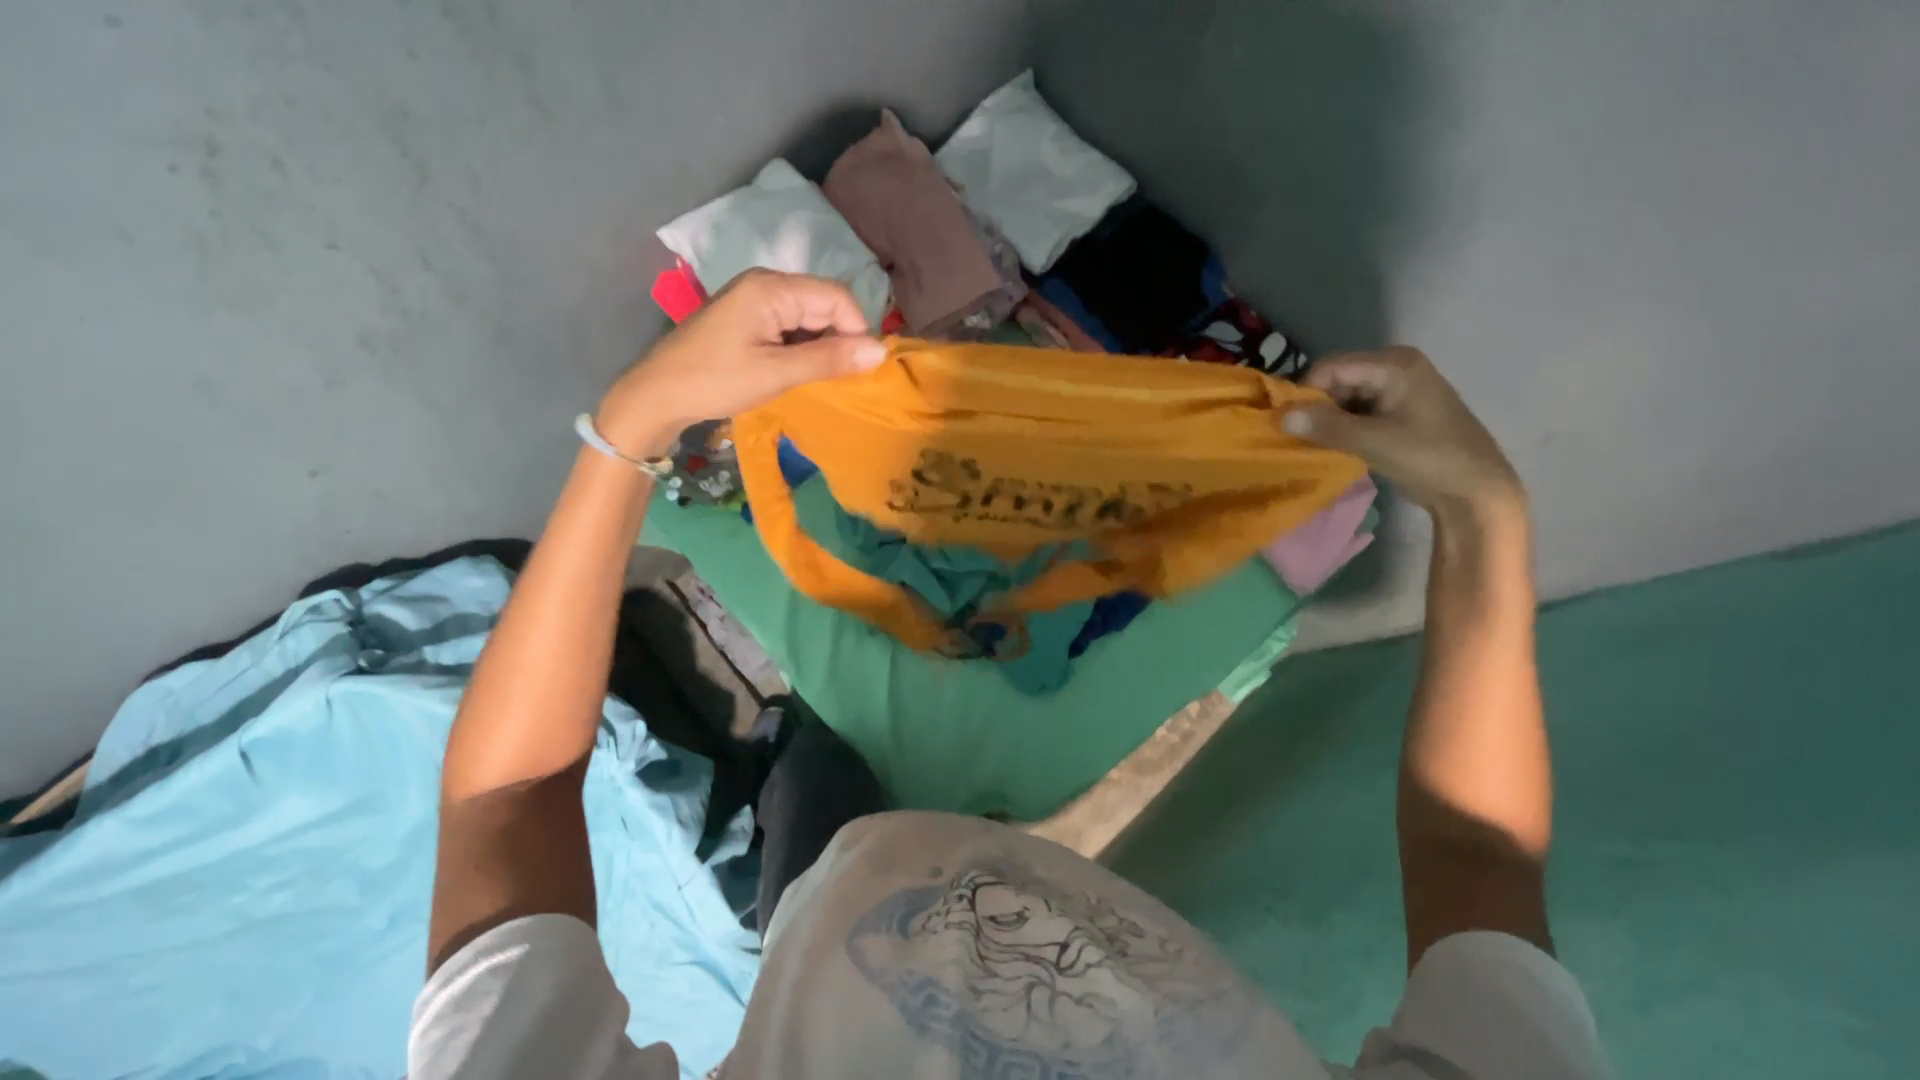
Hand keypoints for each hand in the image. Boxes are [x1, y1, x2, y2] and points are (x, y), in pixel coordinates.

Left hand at [594, 269, 886, 454]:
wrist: (657, 395)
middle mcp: (766, 284)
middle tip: (833, 379)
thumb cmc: (715, 381)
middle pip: (825, 305)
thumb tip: (881, 351)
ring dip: (820, 347)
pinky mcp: (748, 318)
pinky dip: (801, 349)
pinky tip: (794, 373)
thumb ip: (830, 359)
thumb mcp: (777, 373)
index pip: (837, 298)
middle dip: (838, 340)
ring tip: (812, 379)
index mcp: (772, 287)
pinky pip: (791, 326)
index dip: (856, 331)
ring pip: (810, 318)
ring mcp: (755, 299)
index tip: (857, 370)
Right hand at [1281, 347, 1524, 523]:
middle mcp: (1396, 367)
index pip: (1332, 366)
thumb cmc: (1431, 458)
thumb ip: (1327, 426)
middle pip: (1337, 379)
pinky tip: (1334, 447)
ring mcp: (1397, 390)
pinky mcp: (1396, 412)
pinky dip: (1342, 427)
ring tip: (1315, 445)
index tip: (1289, 422)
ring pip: (1344, 397)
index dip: (1307, 392)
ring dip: (1328, 420)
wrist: (1476, 491)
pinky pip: (1357, 411)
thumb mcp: (1375, 442)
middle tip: (1301, 437)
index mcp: (1395, 364)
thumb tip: (1280, 416)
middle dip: (1316, 406)